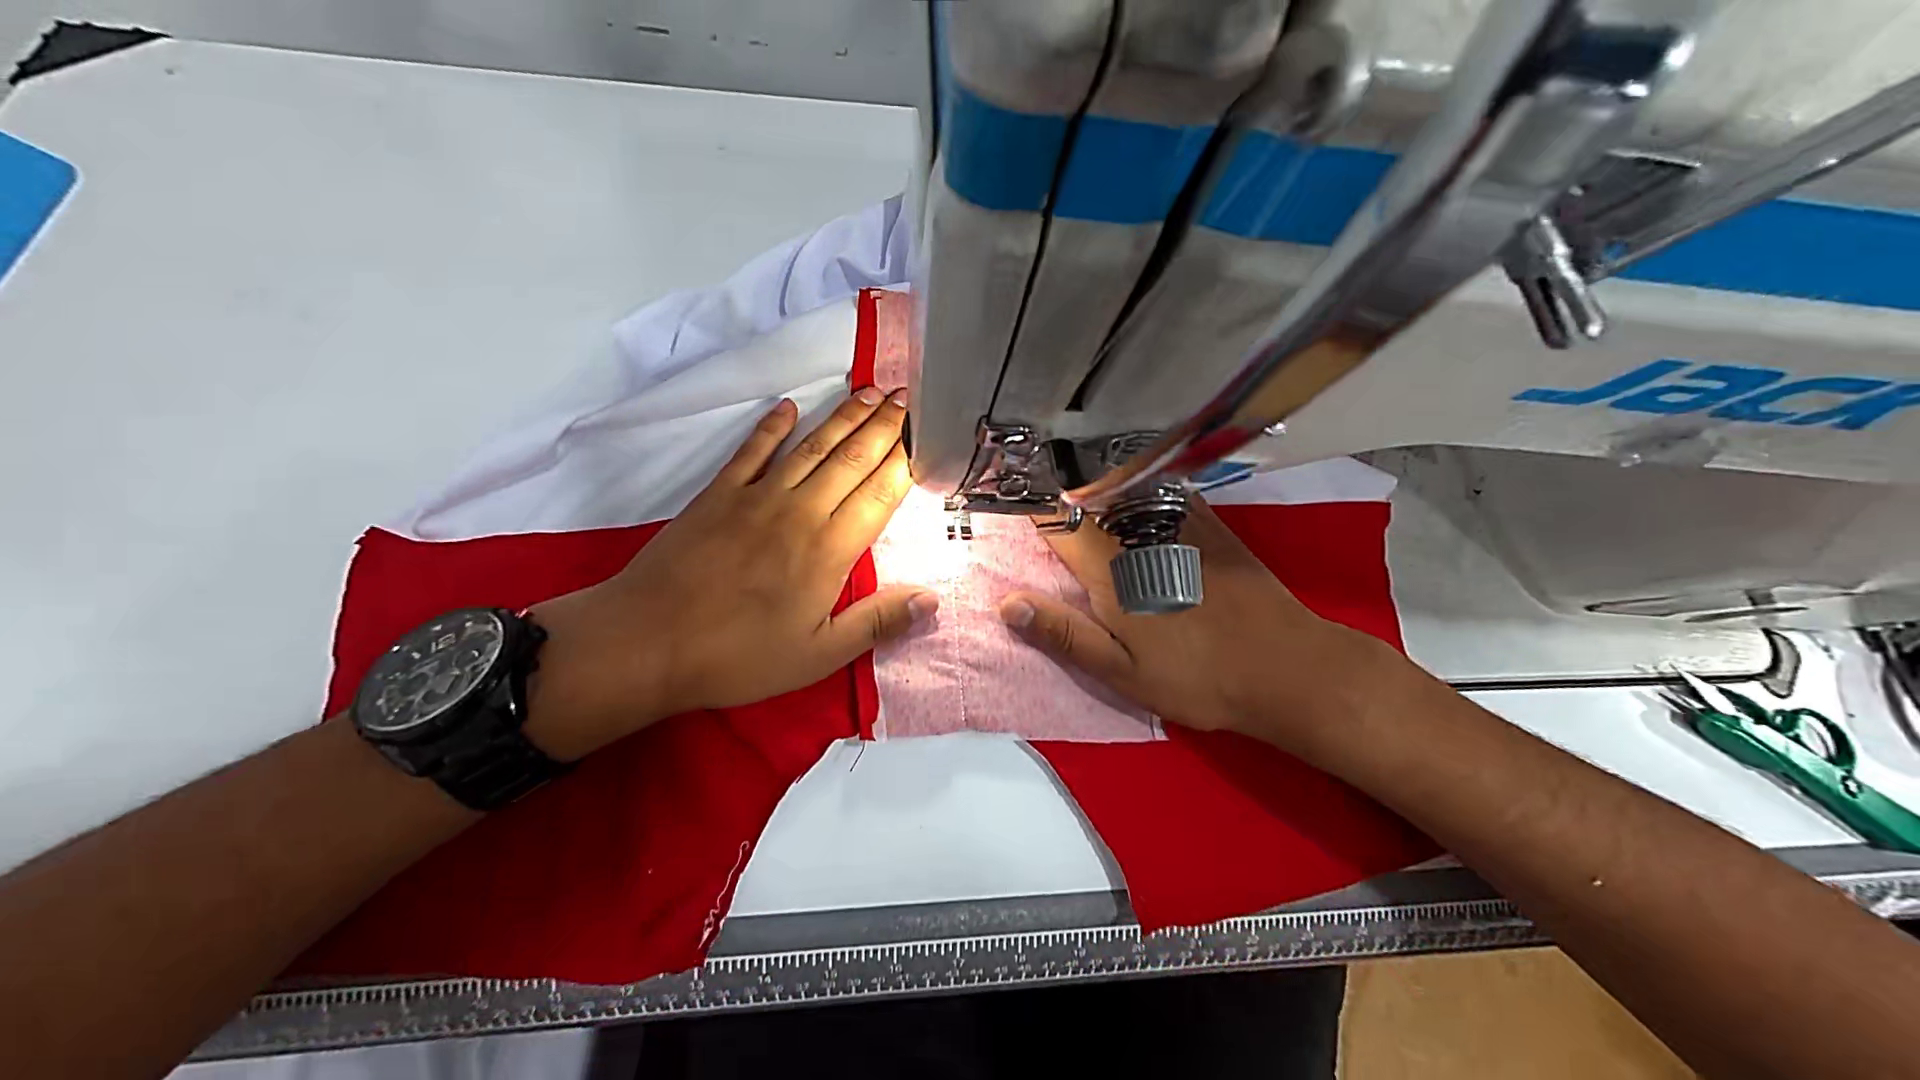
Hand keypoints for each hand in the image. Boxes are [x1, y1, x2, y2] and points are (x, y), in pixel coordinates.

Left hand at [525, 388, 934, 759]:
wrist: (648, 640)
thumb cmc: (739, 656)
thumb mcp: (818, 656)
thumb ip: (877, 622)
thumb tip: (931, 599)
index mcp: (830, 550)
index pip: (880, 494)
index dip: (904, 461)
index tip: (923, 434)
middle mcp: (800, 511)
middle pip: (851, 459)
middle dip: (883, 426)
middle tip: (906, 396)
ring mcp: (756, 497)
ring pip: (811, 447)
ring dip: (842, 417)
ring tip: (869, 391)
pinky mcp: (718, 495)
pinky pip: (751, 451)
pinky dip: (771, 427)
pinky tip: (788, 407)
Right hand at [998, 498, 1395, 751]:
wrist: (1286, 667)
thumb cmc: (1198, 677)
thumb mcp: (1122, 671)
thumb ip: (1064, 634)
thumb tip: (1008, 604)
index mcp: (1110, 569)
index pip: (1057, 523)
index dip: (1030, 516)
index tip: (1010, 514)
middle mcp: (1140, 534)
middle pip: (1086, 500)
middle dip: (1060, 502)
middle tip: (1043, 512)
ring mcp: (1179, 523)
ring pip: (1122, 489)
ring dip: (1094, 490)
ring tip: (1078, 498)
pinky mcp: (1208, 523)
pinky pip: (1160, 491)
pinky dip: (1136, 489)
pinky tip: (1132, 497)